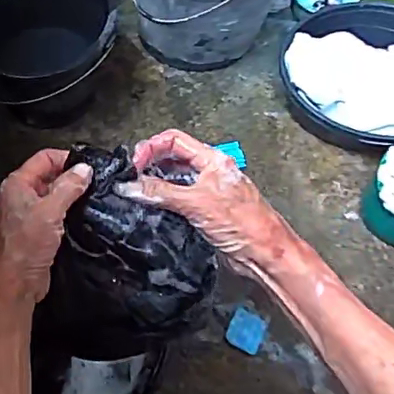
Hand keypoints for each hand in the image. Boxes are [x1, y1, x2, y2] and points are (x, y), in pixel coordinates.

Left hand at [0, 149, 93, 316]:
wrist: (14, 284)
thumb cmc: (27, 244)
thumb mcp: (50, 211)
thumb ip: (68, 187)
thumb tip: (85, 168)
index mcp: (17, 184)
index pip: (44, 158)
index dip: (67, 158)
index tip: (91, 166)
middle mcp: (20, 195)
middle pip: (50, 176)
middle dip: (72, 177)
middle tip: (98, 182)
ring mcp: (27, 214)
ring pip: (54, 196)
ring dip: (72, 197)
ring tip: (96, 197)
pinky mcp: (36, 232)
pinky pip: (55, 215)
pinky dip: (69, 213)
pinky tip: (86, 215)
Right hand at [117, 129, 286, 268]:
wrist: (264, 253)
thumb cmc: (244, 224)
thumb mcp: (196, 202)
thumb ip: (160, 192)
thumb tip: (129, 186)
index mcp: (212, 160)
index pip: (173, 140)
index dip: (150, 148)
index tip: (134, 165)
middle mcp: (208, 171)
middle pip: (171, 156)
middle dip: (149, 162)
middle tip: (131, 177)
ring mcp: (205, 191)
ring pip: (172, 177)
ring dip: (154, 182)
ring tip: (136, 191)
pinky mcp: (203, 210)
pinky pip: (176, 198)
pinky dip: (161, 199)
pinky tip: (150, 206)